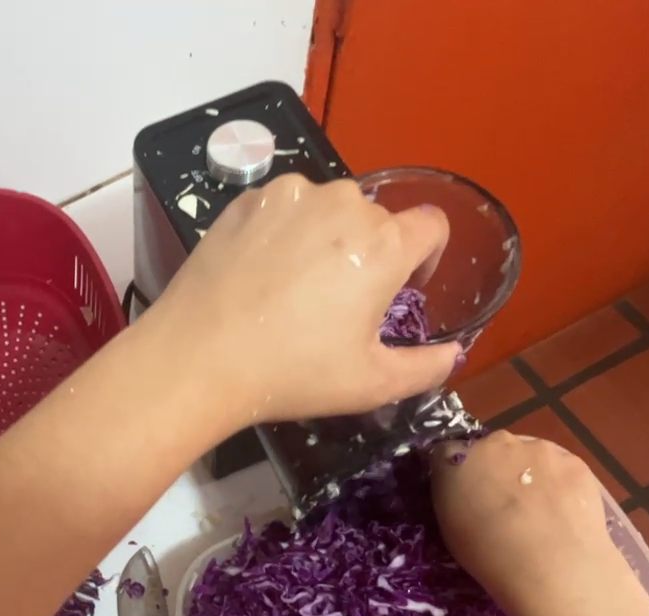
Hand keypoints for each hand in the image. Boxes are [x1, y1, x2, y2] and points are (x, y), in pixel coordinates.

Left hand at [136, 174, 460, 426]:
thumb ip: (425, 368)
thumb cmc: (290, 373)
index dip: (425, 258)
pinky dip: (281, 233)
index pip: (431, 225)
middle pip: (374, 219)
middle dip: (367, 254)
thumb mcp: (369, 385)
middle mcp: (342, 202)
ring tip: (292, 289)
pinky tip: (258, 275)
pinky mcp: (245, 202)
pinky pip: (281, 209)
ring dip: (323, 239)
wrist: (197, 359)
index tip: (402, 288)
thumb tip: (452, 355)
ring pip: (325, 210)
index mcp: (384, 243)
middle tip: (334, 303)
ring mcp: (289, 196)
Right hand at [428, 432, 628, 615]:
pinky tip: (562, 509)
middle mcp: (495, 443)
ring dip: (527, 471)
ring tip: (537, 507)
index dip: (455, 473)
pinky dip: (558, 481)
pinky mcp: (575, 461)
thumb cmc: (488, 554)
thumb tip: (466, 489)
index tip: (463, 494)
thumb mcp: (449, 526)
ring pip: (528, 453)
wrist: (552, 568)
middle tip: (501, 501)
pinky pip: (560, 466)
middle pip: (491, 447)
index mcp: (456, 460)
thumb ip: (454, 495)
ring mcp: (539, 448)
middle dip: (493, 467)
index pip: (447, 454)